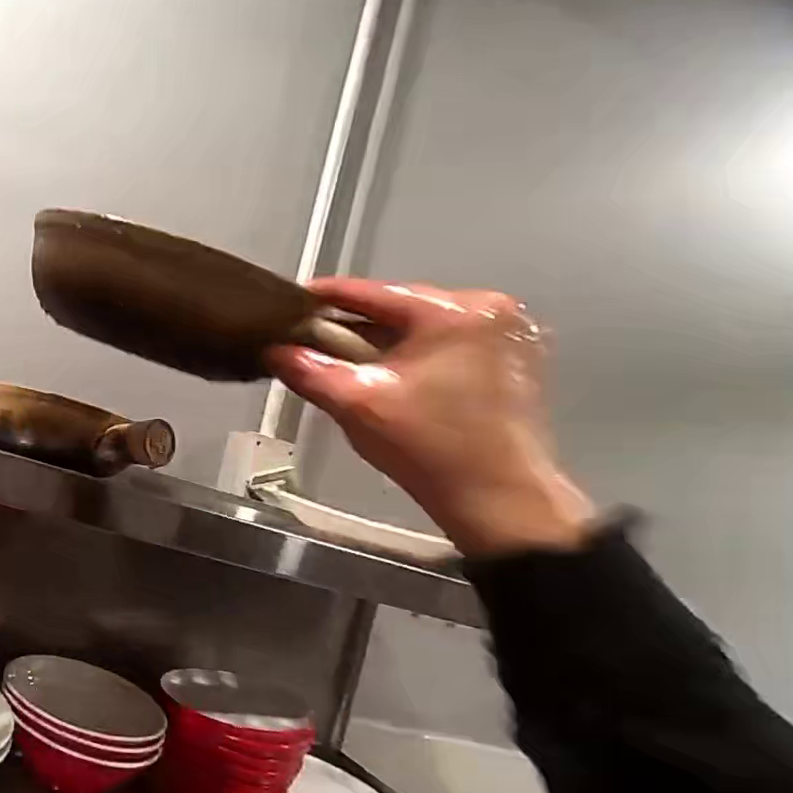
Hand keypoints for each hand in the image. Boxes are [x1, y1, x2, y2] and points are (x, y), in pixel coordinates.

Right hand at [265, 280, 595, 555]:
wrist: (499, 500)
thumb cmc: (429, 447)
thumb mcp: (357, 405)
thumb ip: (311, 371)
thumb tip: (275, 351)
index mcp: (456, 312)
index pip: (377, 292)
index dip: (330, 295)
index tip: (296, 298)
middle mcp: (491, 311)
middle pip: (404, 309)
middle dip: (359, 324)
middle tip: (316, 337)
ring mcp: (511, 336)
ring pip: (427, 329)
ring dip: (387, 342)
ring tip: (348, 359)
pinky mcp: (517, 363)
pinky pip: (450, 347)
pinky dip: (417, 356)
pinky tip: (392, 376)